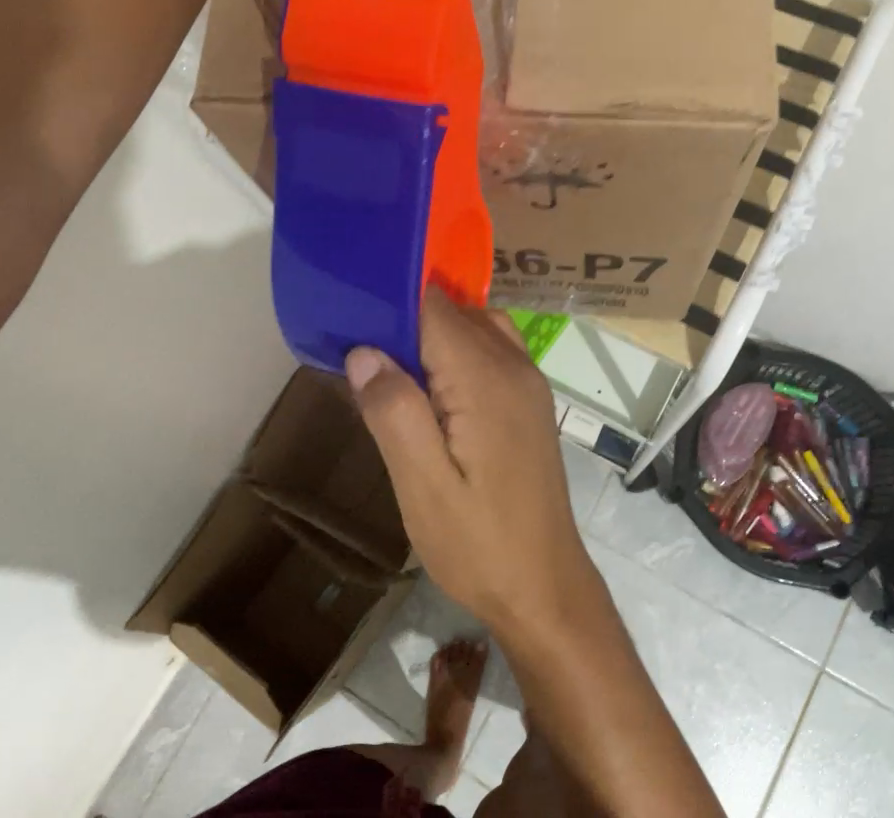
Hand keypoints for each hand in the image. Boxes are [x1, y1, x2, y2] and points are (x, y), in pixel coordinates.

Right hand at [346, 290, 599, 638]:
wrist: (545, 590)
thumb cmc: (479, 545)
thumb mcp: (422, 487)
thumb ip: (394, 412)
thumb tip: (364, 351)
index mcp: (486, 380)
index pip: (434, 308)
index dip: (391, 303)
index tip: (348, 312)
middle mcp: (515, 368)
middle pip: (456, 312)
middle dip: (406, 318)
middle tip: (355, 345)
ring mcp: (529, 387)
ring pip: (476, 330)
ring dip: (431, 337)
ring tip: (385, 367)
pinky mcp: (529, 408)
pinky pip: (490, 356)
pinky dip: (456, 356)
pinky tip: (428, 391)